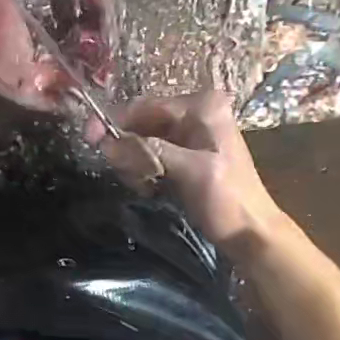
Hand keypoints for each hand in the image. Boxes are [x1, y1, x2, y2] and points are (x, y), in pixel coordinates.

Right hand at [104, 92, 288, 251]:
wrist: (251, 233)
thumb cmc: (227, 199)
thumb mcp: (189, 171)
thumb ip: (148, 152)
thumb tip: (106, 143)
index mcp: (202, 106)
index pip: (147, 106)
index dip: (116, 121)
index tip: (88, 138)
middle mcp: (196, 113)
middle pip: (142, 122)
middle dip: (127, 148)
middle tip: (124, 174)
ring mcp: (190, 135)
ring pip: (143, 140)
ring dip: (134, 163)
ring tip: (143, 186)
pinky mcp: (185, 156)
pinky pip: (151, 155)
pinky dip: (143, 170)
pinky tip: (149, 188)